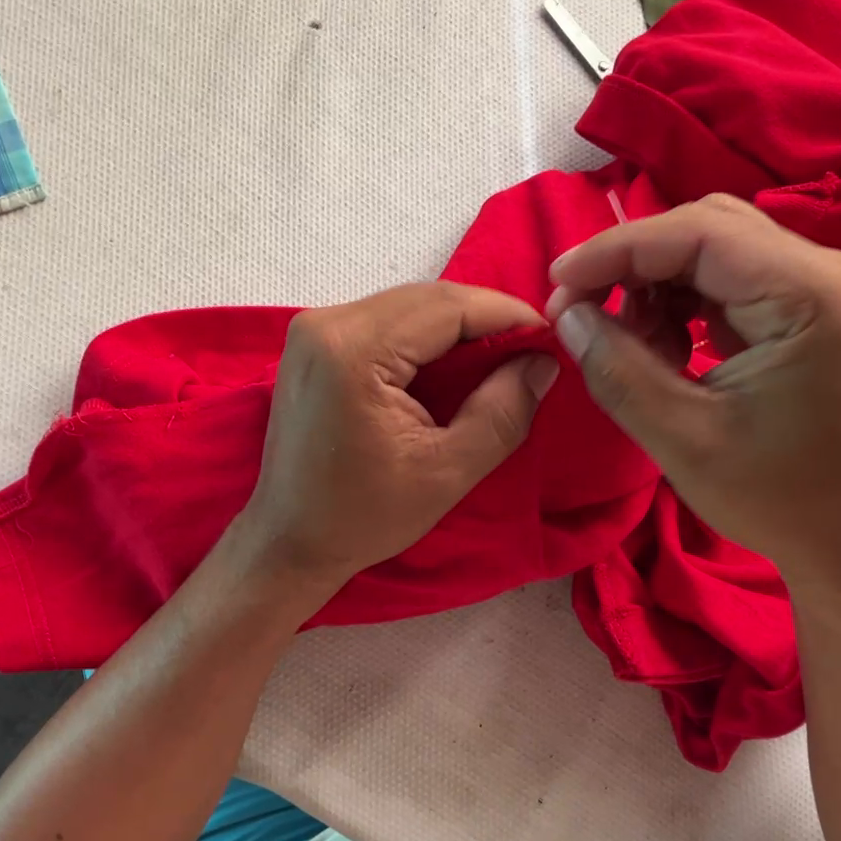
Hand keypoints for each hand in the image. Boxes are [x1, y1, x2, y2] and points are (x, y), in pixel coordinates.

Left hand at [236, 282, 559, 589]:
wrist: (288, 541)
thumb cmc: (363, 516)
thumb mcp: (446, 472)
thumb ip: (502, 412)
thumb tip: (543, 363)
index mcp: (352, 350)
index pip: (447, 306)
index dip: (507, 315)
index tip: (551, 338)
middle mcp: (326, 323)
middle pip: (426, 300)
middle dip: (484, 320)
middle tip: (530, 351)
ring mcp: (313, 330)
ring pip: (406, 307)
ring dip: (455, 328)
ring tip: (500, 358)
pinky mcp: (312, 344)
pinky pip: (383, 323)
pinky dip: (423, 338)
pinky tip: (452, 364)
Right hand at [545, 194, 840, 578]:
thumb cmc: (773, 499)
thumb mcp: (679, 438)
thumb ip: (617, 368)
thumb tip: (567, 313)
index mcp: (813, 295)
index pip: (700, 234)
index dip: (617, 249)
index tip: (557, 283)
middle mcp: (834, 272)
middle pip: (710, 228)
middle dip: (635, 263)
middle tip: (582, 310)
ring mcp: (832, 287)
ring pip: (720, 248)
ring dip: (659, 284)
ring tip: (628, 343)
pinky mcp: (819, 308)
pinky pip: (738, 278)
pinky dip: (687, 302)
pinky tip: (665, 347)